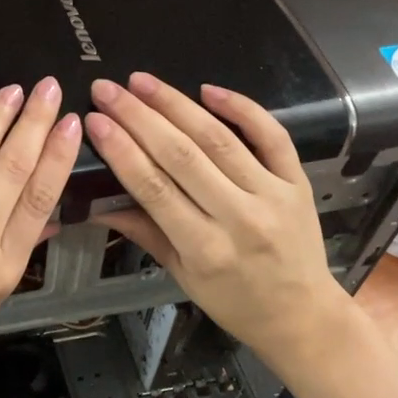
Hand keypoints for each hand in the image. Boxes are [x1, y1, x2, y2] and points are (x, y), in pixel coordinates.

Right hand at [83, 72, 343, 354]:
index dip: (121, 149)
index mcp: (204, 248)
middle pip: (181, 155)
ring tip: (141, 81)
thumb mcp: (181, 274)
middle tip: (107, 90)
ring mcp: (272, 196)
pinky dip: (242, 108)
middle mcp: (239, 218)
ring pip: (218, 139)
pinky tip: (208, 88)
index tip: (94, 120)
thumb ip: (142, 231)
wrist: (303, 316)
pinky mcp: (296, 181)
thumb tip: (94, 202)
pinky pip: (271, 136)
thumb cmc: (233, 300)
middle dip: (139, 117)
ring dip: (176, 104)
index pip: (153, 187)